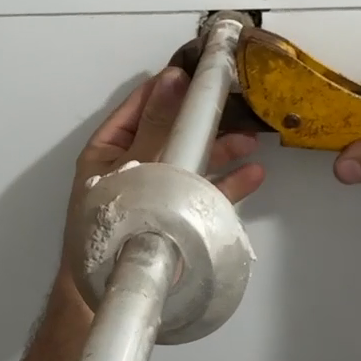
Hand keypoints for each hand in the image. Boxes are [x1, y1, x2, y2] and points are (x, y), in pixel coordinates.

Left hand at [69, 66, 266, 248]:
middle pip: (172, 132)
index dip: (169, 85)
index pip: (141, 105)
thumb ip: (158, 125)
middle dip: (202, 119)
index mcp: (109, 149)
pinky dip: (227, 183)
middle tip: (232, 102)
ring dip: (221, 148)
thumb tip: (174, 79)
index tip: (200, 70)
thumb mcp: (136, 165)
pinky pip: (203, 192)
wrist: (118, 290)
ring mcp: (156, 192)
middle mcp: (131, 167)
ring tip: (250, 138)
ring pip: (191, 160)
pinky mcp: (175, 217)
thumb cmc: (111, 227)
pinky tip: (252, 174)